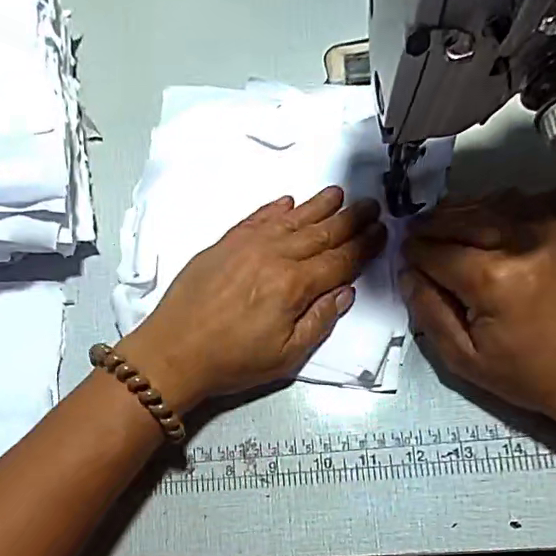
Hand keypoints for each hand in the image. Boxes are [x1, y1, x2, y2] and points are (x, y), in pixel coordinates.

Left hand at [120, 186, 384, 409]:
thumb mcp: (286, 356)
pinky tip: (289, 202)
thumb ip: (319, 321)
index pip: (339, 260)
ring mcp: (246, 246)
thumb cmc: (231, 361)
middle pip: (321, 233)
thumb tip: (344, 292)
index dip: (364, 246)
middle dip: (349, 220)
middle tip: (370, 205)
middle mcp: (273, 256)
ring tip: (338, 194)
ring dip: (318, 206)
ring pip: (292, 220)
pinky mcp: (223, 244)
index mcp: (293, 286)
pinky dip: (275, 209)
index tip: (381, 232)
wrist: (173, 352)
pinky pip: (257, 218)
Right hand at [401, 189, 555, 425]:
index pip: (436, 250)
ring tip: (452, 225)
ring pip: (496, 200)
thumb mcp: (466, 360)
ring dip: (467, 210)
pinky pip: (535, 198)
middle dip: (434, 225)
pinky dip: (510, 204)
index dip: (414, 251)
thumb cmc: (533, 375)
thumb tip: (408, 274)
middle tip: (420, 234)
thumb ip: (429, 313)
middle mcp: (525, 243)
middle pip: (463, 217)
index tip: (406, 253)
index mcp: (494, 280)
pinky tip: (499, 221)